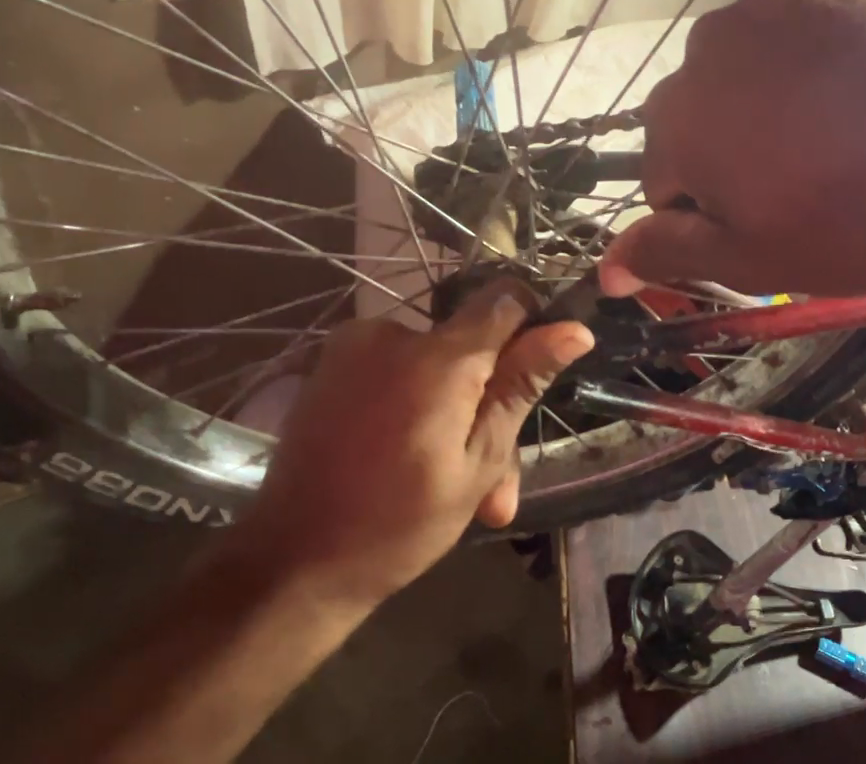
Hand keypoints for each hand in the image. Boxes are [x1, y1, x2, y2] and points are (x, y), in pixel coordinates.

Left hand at [230, 281, 592, 602]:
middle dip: (491, 401)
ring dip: (455, 413)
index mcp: (437, 357)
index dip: (532, 327)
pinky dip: (416, 407)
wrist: (290, 564)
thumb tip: (575, 329)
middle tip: (498, 479)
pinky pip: (397, 371)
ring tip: (460, 486)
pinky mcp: (331, 365)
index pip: (505, 299)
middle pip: (470, 344)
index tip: (538, 375)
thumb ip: (521, 387)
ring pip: (435, 365)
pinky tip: (417, 461)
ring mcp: (353, 346)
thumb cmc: (398, 526)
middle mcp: (392, 332)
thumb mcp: (478, 461)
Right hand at [601, 0, 865, 298]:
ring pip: (747, 57)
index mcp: (679, 115)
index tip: (758, 220)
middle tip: (801, 179)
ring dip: (767, 90)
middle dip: (729, 142)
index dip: (705, 205)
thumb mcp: (755, 260)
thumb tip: (602, 267)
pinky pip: (802, 21)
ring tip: (836, 129)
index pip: (661, 169)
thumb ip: (670, 253)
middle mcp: (710, 41)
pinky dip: (815, 51)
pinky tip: (864, 84)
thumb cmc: (860, 224)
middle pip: (699, 105)